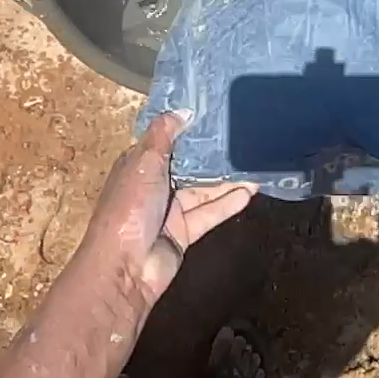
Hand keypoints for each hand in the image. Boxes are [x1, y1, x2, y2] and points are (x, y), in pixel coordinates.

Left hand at [81, 113, 255, 311]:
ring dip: (227, 179)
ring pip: (203, 189)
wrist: (123, 268)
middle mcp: (155, 184)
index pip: (167, 140)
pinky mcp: (184, 232)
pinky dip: (228, 203)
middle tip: (244, 137)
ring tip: (255, 165)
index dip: (188, 127)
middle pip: (189, 164)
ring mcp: (170, 209)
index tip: (215, 111)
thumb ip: (164, 133)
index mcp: (139, 164)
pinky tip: (250, 191)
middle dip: (213, 154)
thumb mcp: (144, 161)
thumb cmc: (130, 207)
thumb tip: (185, 109)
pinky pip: (209, 213)